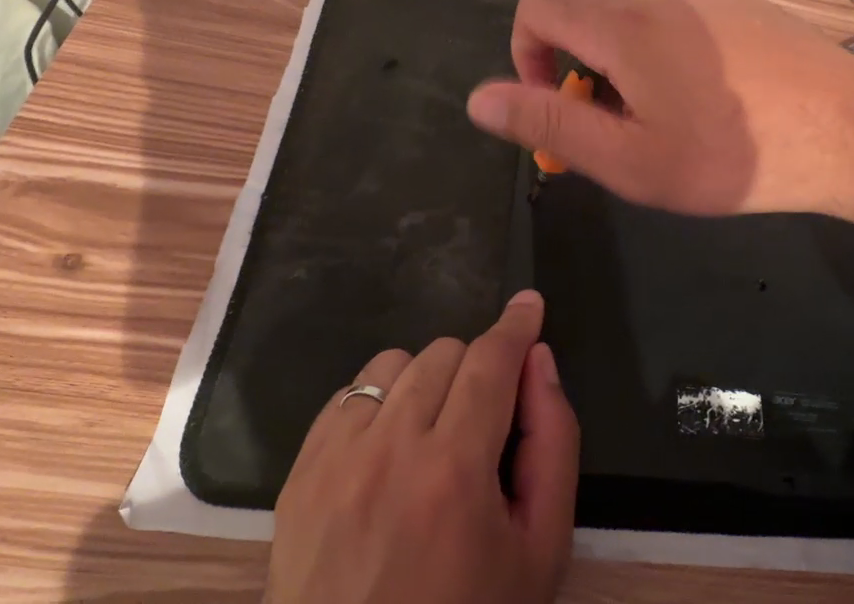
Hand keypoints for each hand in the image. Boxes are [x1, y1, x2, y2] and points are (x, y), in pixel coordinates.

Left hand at [265, 290, 578, 603]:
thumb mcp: (541, 548)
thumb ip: (554, 443)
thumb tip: (538, 362)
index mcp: (454, 470)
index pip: (490, 362)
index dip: (516, 325)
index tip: (529, 305)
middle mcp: (388, 449)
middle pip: (444, 353)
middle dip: (478, 368)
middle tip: (487, 417)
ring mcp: (335, 459)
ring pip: (393, 364)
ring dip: (426, 381)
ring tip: (435, 432)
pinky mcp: (300, 473)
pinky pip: (347, 395)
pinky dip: (379, 402)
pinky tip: (389, 446)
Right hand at [465, 0, 853, 260]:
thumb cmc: (735, 157)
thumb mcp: (631, 160)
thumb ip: (549, 124)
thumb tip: (479, 98)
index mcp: (625, 26)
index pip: (535, 5)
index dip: (523, 54)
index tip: (555, 106)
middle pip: (589, 23)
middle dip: (586, 79)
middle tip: (626, 141)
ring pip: (636, 28)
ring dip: (630, 75)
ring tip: (676, 130)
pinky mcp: (742, 3)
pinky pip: (681, 25)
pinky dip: (670, 62)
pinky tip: (716, 106)